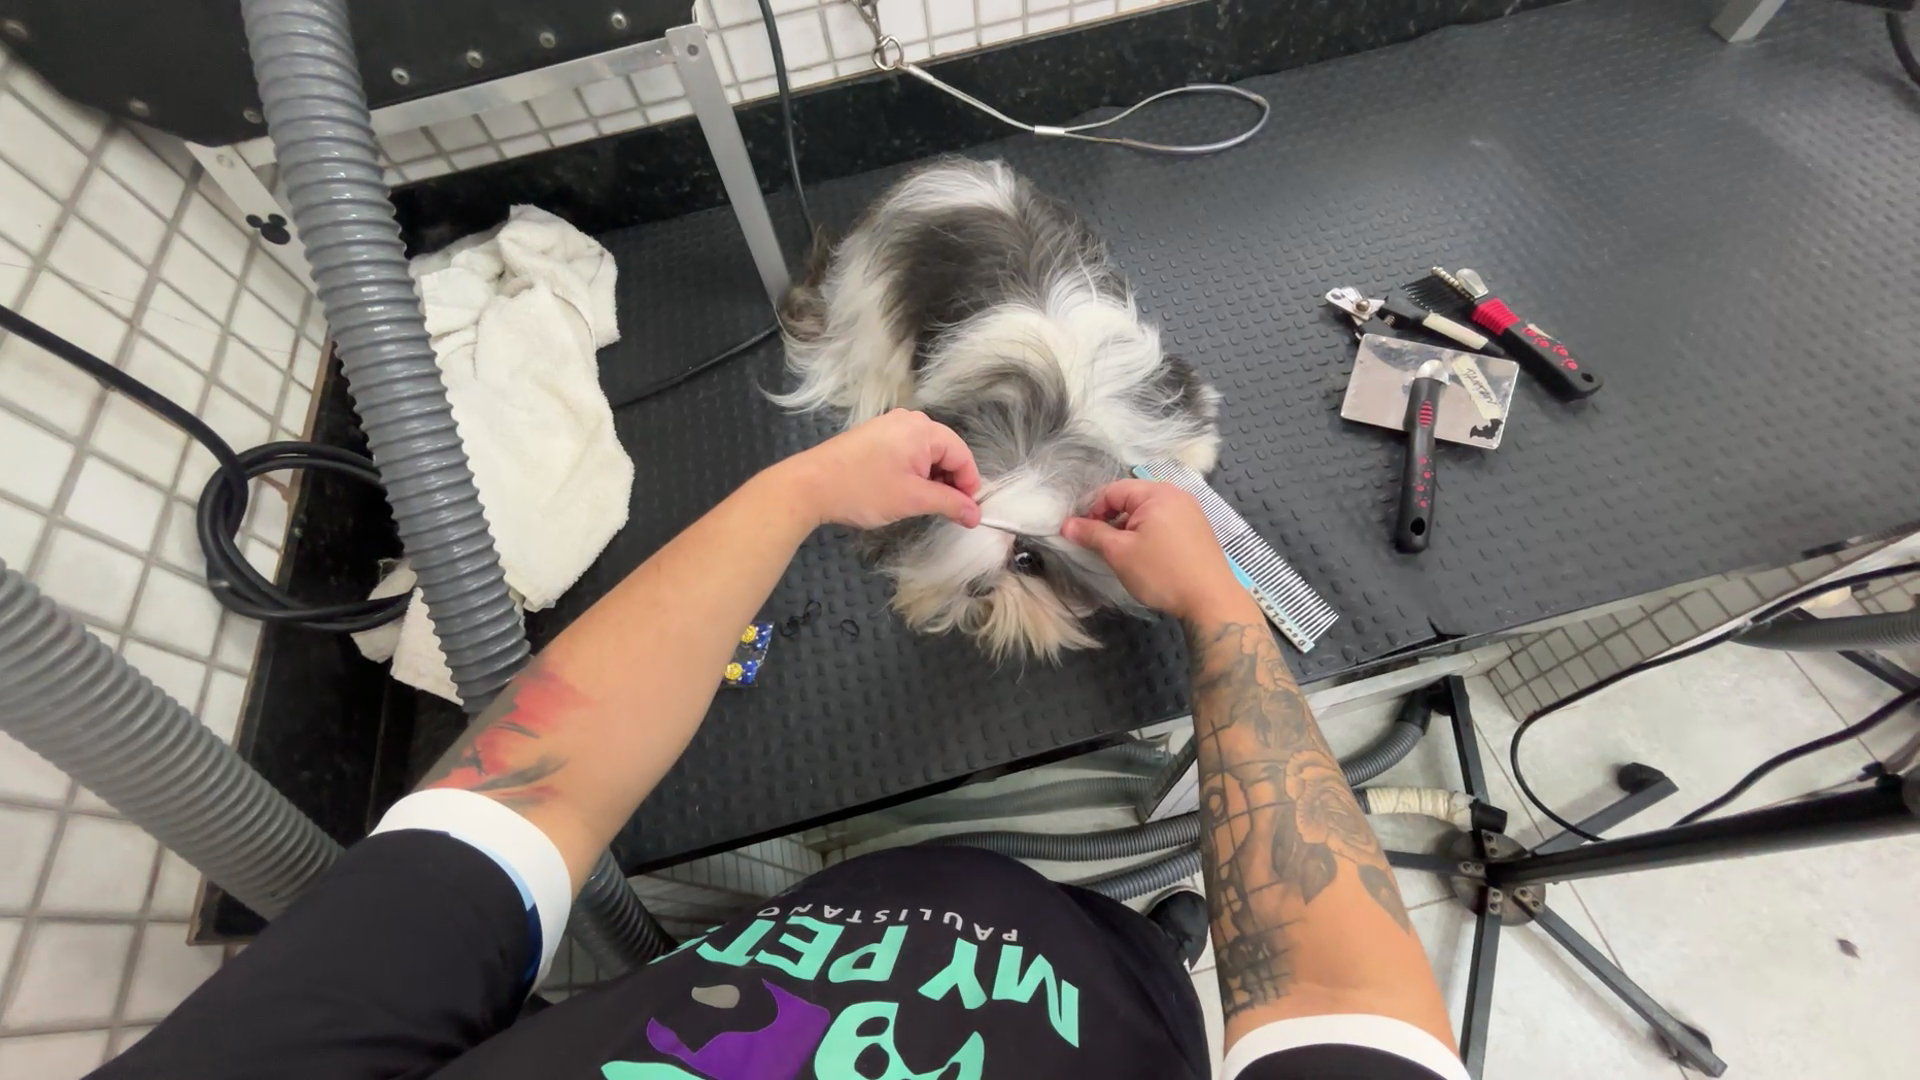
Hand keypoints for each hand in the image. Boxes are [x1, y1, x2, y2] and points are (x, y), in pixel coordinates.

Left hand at [782, 409, 981, 529]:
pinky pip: (907, 453)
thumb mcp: (913, 499)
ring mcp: (889, 426)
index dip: (970, 485)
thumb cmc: (864, 490)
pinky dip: (913, 473)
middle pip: (945, 452)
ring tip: (923, 505)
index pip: (962, 455)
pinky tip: (904, 493)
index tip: (968, 513)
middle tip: (947, 512)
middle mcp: (909, 421)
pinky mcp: (874, 437)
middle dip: (950, 483)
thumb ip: (950, 504)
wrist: (809, 486)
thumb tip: (975, 514)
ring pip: (925, 454)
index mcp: (923, 429)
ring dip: (931, 480)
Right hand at [1061, 479, 1250, 620]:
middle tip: (1101, 545)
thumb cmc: (1161, 572)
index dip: (1092, 510)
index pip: (1112, 490)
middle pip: (1130, 498)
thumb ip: (1091, 534)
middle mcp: (1176, 494)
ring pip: (1147, 512)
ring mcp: (1190, 511)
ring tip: (1122, 553)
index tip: (1082, 534)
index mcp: (1156, 493)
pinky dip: (1148, 533)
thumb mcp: (1119, 552)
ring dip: (1129, 528)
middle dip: (1111, 519)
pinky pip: (1164, 521)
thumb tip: (1066, 525)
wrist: (1211, 600)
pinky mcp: (1197, 529)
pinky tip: (1146, 556)